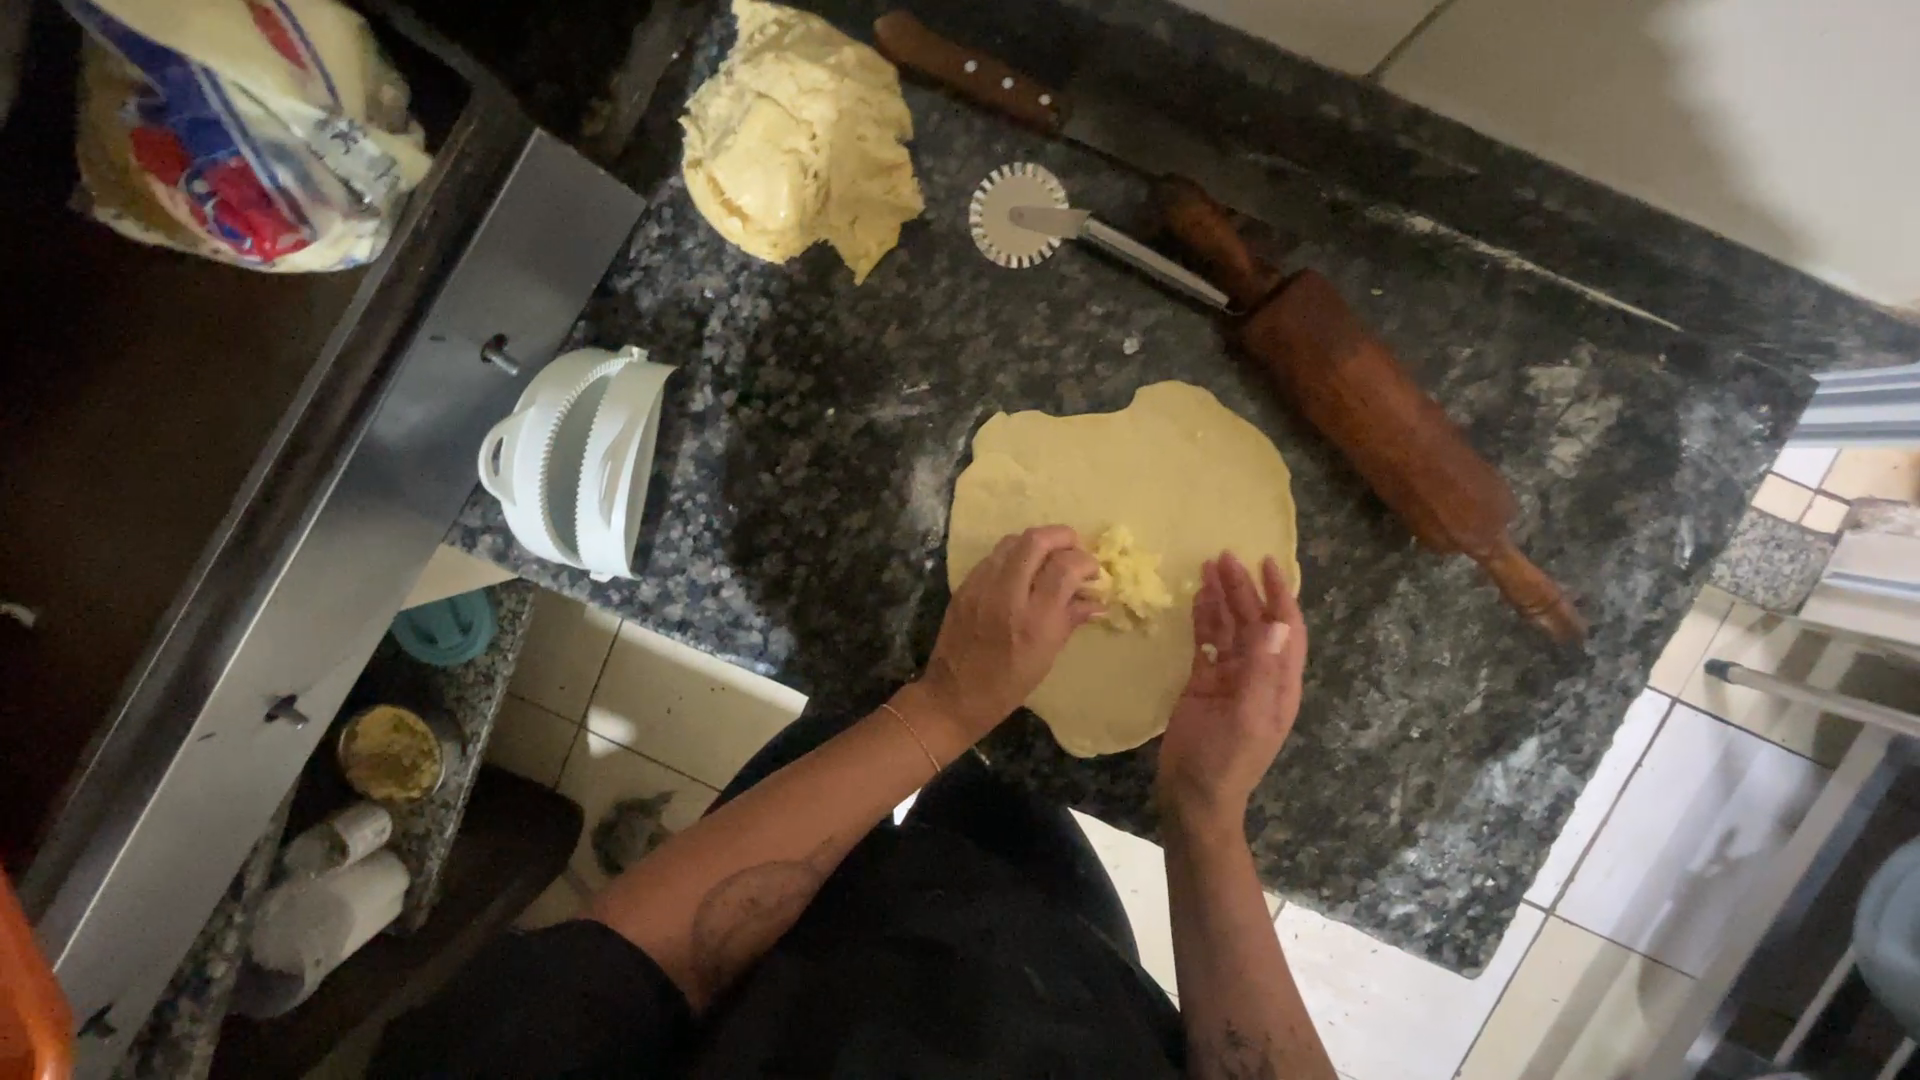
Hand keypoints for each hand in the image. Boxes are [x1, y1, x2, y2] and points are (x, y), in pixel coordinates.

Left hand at [919, 526, 1102, 737]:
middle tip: (1074, 550)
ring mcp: (981, 587)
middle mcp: (1007, 595)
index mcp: (1034, 619)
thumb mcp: (1048, 655)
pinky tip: (1020, 573)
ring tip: (1047, 559)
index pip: (1065, 567)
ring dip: (1036, 544)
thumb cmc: (1009, 684)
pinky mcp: (964, 587)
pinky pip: (992, 557)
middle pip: (1036, 541)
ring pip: (1012, 542)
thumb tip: (1097, 600)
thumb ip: (1071, 618)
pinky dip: (1013, 557)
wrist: (954, 695)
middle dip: (1062, 537)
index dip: (1085, 561)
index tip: (1092, 571)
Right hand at [1156, 552, 1307, 836]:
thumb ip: (1261, 669)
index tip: (1266, 563)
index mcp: (1278, 683)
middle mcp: (1258, 675)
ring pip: (1229, 629)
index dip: (1279, 595)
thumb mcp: (1246, 715)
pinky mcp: (1203, 683)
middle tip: (1223, 557)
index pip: (1286, 629)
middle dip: (1243, 589)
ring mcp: (1229, 679)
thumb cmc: (1225, 760)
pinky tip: (1195, 599)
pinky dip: (1202, 620)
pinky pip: (1206, 643)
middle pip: (1254, 623)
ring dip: (1221, 599)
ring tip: (1207, 568)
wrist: (1193, 796)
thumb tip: (1278, 623)